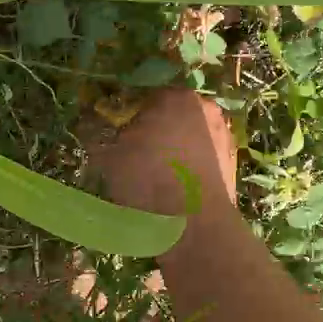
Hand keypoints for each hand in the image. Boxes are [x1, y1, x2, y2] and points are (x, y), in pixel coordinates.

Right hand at [90, 88, 236, 218]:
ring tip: (154, 174)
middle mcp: (205, 109)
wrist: (192, 224)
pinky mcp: (232, 163)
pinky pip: (201, 157)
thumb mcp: (109, 157)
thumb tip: (91, 126)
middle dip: (155, 129)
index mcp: (175, 97)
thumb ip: (99, 136)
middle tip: (134, 153)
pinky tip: (173, 187)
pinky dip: (188, 166)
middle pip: (172, 114)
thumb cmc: (147, 180)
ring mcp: (223, 135)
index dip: (128, 115)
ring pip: (188, 136)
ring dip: (173, 148)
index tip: (117, 134)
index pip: (145, 97)